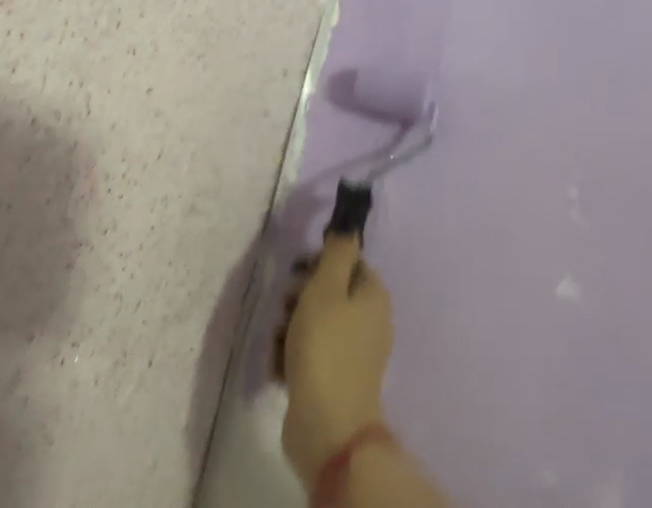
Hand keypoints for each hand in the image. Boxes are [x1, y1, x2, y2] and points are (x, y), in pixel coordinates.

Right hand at [279, 233, 392, 485]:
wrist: (327, 423)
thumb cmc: (325, 347)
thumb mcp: (327, 288)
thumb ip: (337, 253)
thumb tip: (348, 227)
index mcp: (374, 296)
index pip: (350, 262)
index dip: (321, 262)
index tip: (297, 271)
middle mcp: (370, 321)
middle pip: (329, 292)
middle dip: (299, 296)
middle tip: (285, 306)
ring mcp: (353, 353)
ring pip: (314, 323)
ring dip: (289, 327)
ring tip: (278, 341)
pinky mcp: (335, 378)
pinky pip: (309, 353)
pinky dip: (291, 355)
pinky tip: (278, 365)